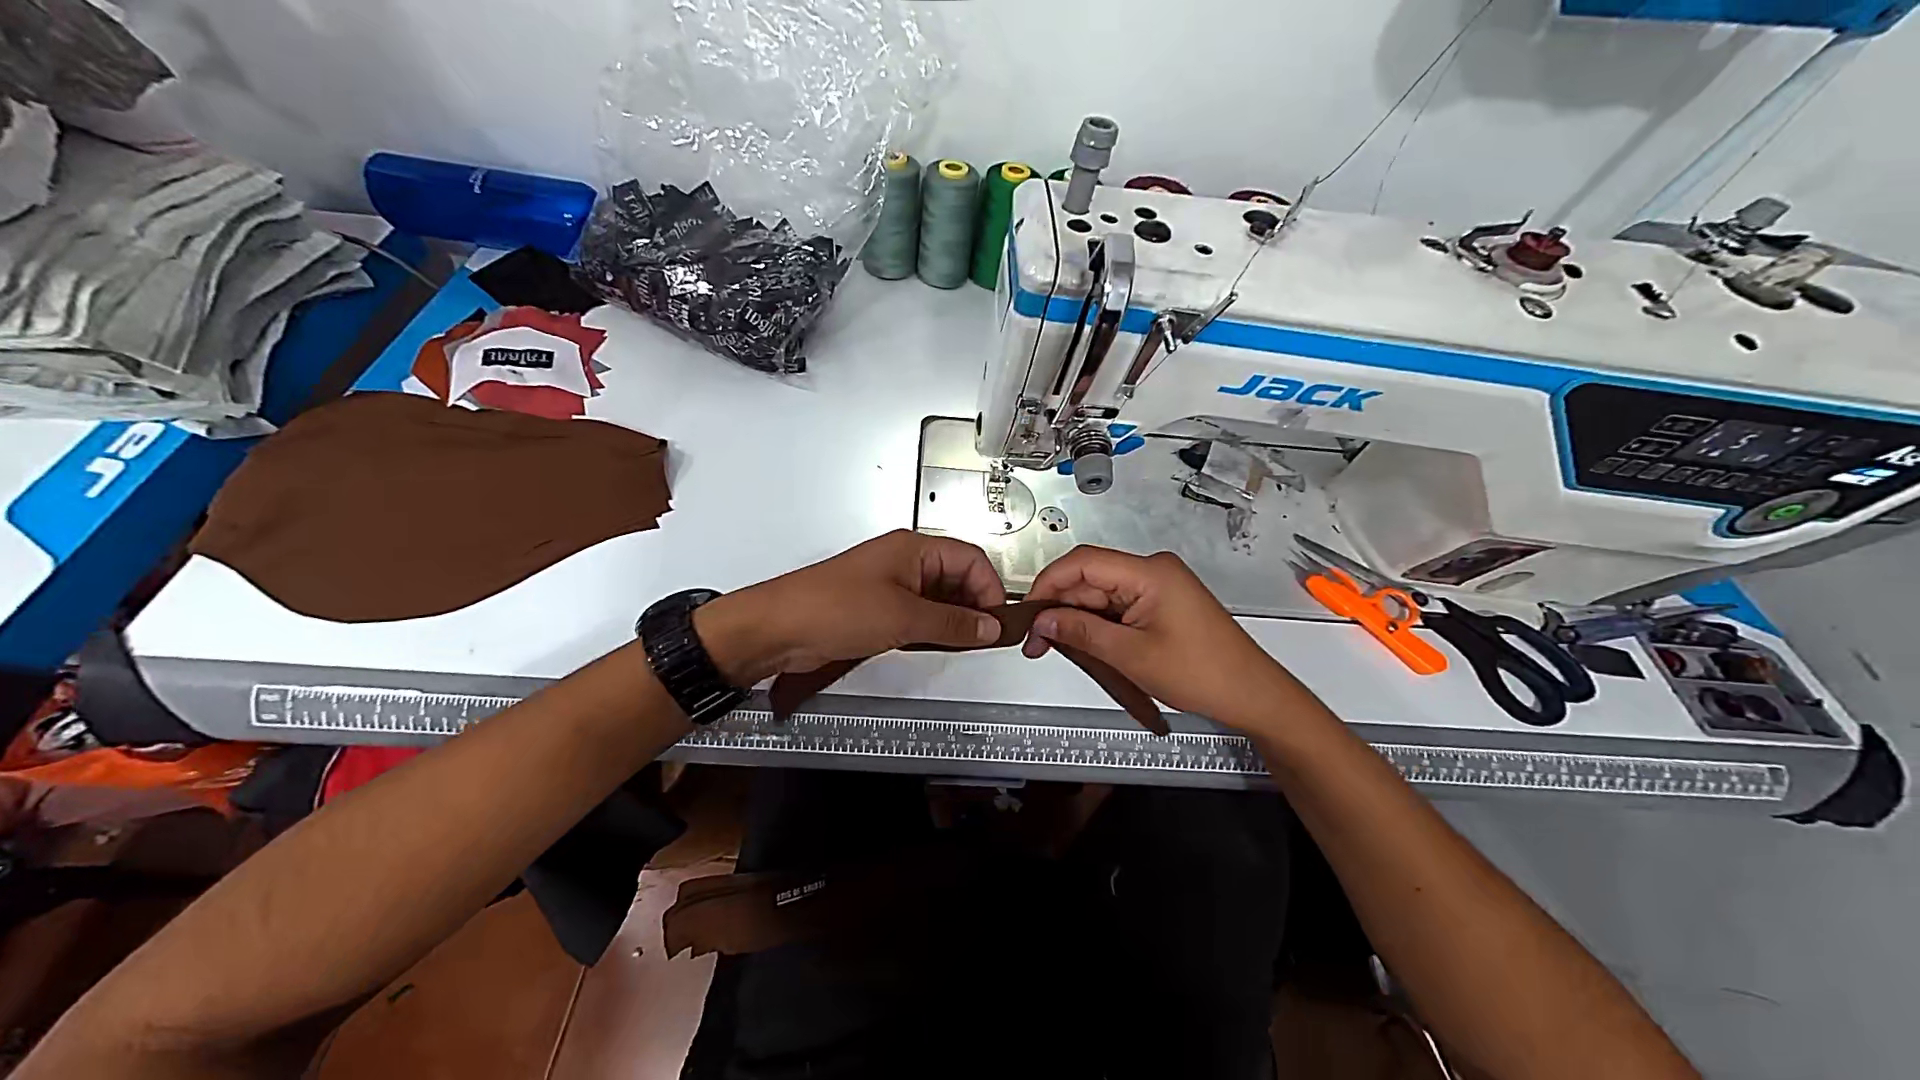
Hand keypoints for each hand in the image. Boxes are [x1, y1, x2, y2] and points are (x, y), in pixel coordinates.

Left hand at [693, 531, 1006, 684]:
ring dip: (954, 621)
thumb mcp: (904, 618)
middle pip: (958, 578)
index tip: (997, 620)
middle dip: (974, 606)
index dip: (990, 589)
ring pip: (939, 599)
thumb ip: (953, 623)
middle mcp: (904, 563)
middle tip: (985, 635)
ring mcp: (891, 586)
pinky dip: (932, 630)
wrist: (778, 629)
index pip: (971, 560)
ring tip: (963, 643)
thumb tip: (986, 625)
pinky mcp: (878, 609)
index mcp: (913, 549)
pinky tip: (935, 646)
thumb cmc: (826, 607)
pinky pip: (919, 615)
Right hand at [1021, 546, 1306, 733]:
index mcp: (1151, 572)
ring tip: (1056, 648)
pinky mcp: (1158, 603)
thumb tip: (1043, 620)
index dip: (1048, 584)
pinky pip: (1115, 606)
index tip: (1029, 611)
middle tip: (1036, 641)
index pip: (1083, 562)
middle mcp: (1153, 571)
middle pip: (1089, 578)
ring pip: (1099, 594)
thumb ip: (1081, 633)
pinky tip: (1082, 645)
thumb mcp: (1131, 655)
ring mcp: (1157, 587)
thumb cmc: (1206, 673)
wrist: (1251, 695)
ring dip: (1076, 619)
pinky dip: (1096, 625)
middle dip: (1059, 608)